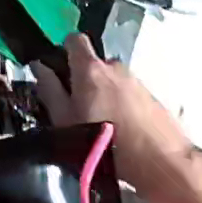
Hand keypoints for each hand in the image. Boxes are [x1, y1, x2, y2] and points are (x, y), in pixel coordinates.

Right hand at [34, 34, 201, 202]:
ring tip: (99, 123)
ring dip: (102, 94)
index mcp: (91, 68)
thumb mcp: (65, 120)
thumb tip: (39, 67)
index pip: (74, 39)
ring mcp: (136, 80)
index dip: (63, 51)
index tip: (59, 72)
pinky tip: (118, 130)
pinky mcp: (151, 96)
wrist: (162, 163)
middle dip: (83, 79)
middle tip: (75, 107)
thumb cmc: (105, 142)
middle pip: (93, 63)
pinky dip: (120, 104)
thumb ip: (50, 89)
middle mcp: (115, 66)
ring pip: (110, 80)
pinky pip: (127, 93)